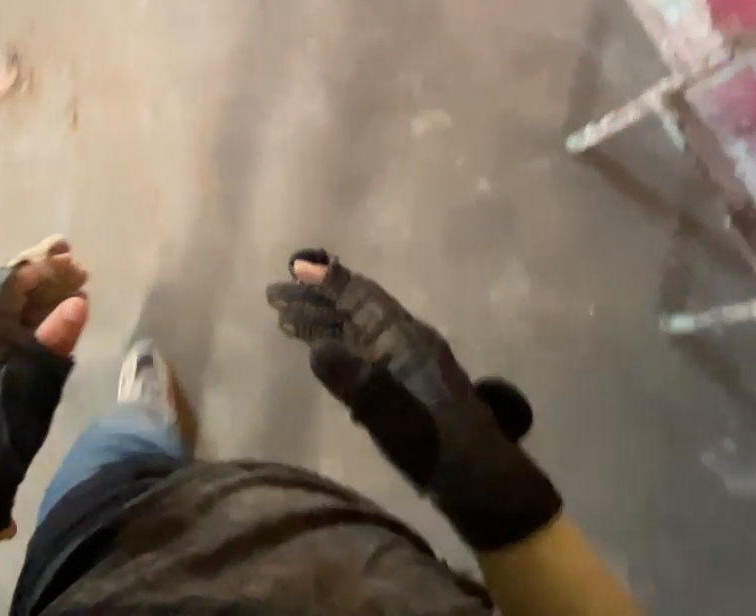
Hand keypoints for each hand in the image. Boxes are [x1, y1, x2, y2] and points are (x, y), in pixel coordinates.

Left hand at [0, 237, 89, 539]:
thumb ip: (57, 335)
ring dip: (41, 295)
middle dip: (43, 273)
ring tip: (75, 290)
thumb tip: (78, 301)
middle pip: (10, 288)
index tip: (73, 256)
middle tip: (74, 261)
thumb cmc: (4, 420)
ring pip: (10, 308)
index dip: (44, 263)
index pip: (14, 277)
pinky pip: (8, 327)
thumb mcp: (38, 378)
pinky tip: (56, 321)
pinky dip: (33, 318)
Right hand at [267, 249, 560, 551]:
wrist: (482, 487)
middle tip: (273, 296)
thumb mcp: (394, 417)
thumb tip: (316, 348)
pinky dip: (332, 345)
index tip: (295, 268)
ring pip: (354, 330)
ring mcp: (402, 364)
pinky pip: (359, 351)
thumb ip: (355, 382)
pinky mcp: (399, 386)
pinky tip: (315, 350)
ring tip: (283, 320)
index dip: (328, 280)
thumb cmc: (437, 447)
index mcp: (406, 338)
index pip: (361, 296)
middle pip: (353, 309)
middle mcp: (403, 342)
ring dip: (319, 322)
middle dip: (314, 301)